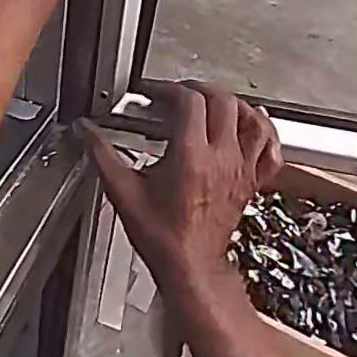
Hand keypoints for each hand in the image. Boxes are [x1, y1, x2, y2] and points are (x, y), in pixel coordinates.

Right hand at [80, 81, 282, 294]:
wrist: (190, 266)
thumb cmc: (162, 236)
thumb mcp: (124, 193)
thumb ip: (103, 156)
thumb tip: (87, 132)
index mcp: (190, 158)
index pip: (189, 103)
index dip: (169, 90)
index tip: (155, 94)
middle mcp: (221, 159)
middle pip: (223, 102)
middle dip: (199, 90)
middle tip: (179, 94)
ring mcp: (240, 168)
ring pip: (252, 119)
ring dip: (232, 104)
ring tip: (211, 103)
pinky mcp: (250, 180)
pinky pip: (269, 148)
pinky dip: (263, 130)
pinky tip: (251, 123)